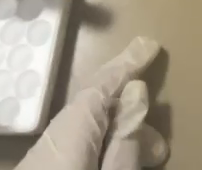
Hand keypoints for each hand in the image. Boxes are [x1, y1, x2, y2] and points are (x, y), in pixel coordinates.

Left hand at [18, 36, 168, 169]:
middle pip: (94, 108)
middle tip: (159, 123)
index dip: (127, 63)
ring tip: (150, 149)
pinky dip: (101, 146)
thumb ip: (125, 138)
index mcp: (70, 131)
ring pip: (86, 130)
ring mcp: (42, 157)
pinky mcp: (42, 168)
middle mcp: (52, 136)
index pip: (101, 85)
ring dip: (118, 133)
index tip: (150, 44)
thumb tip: (137, 92)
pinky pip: (76, 147)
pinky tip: (115, 158)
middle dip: (128, 108)